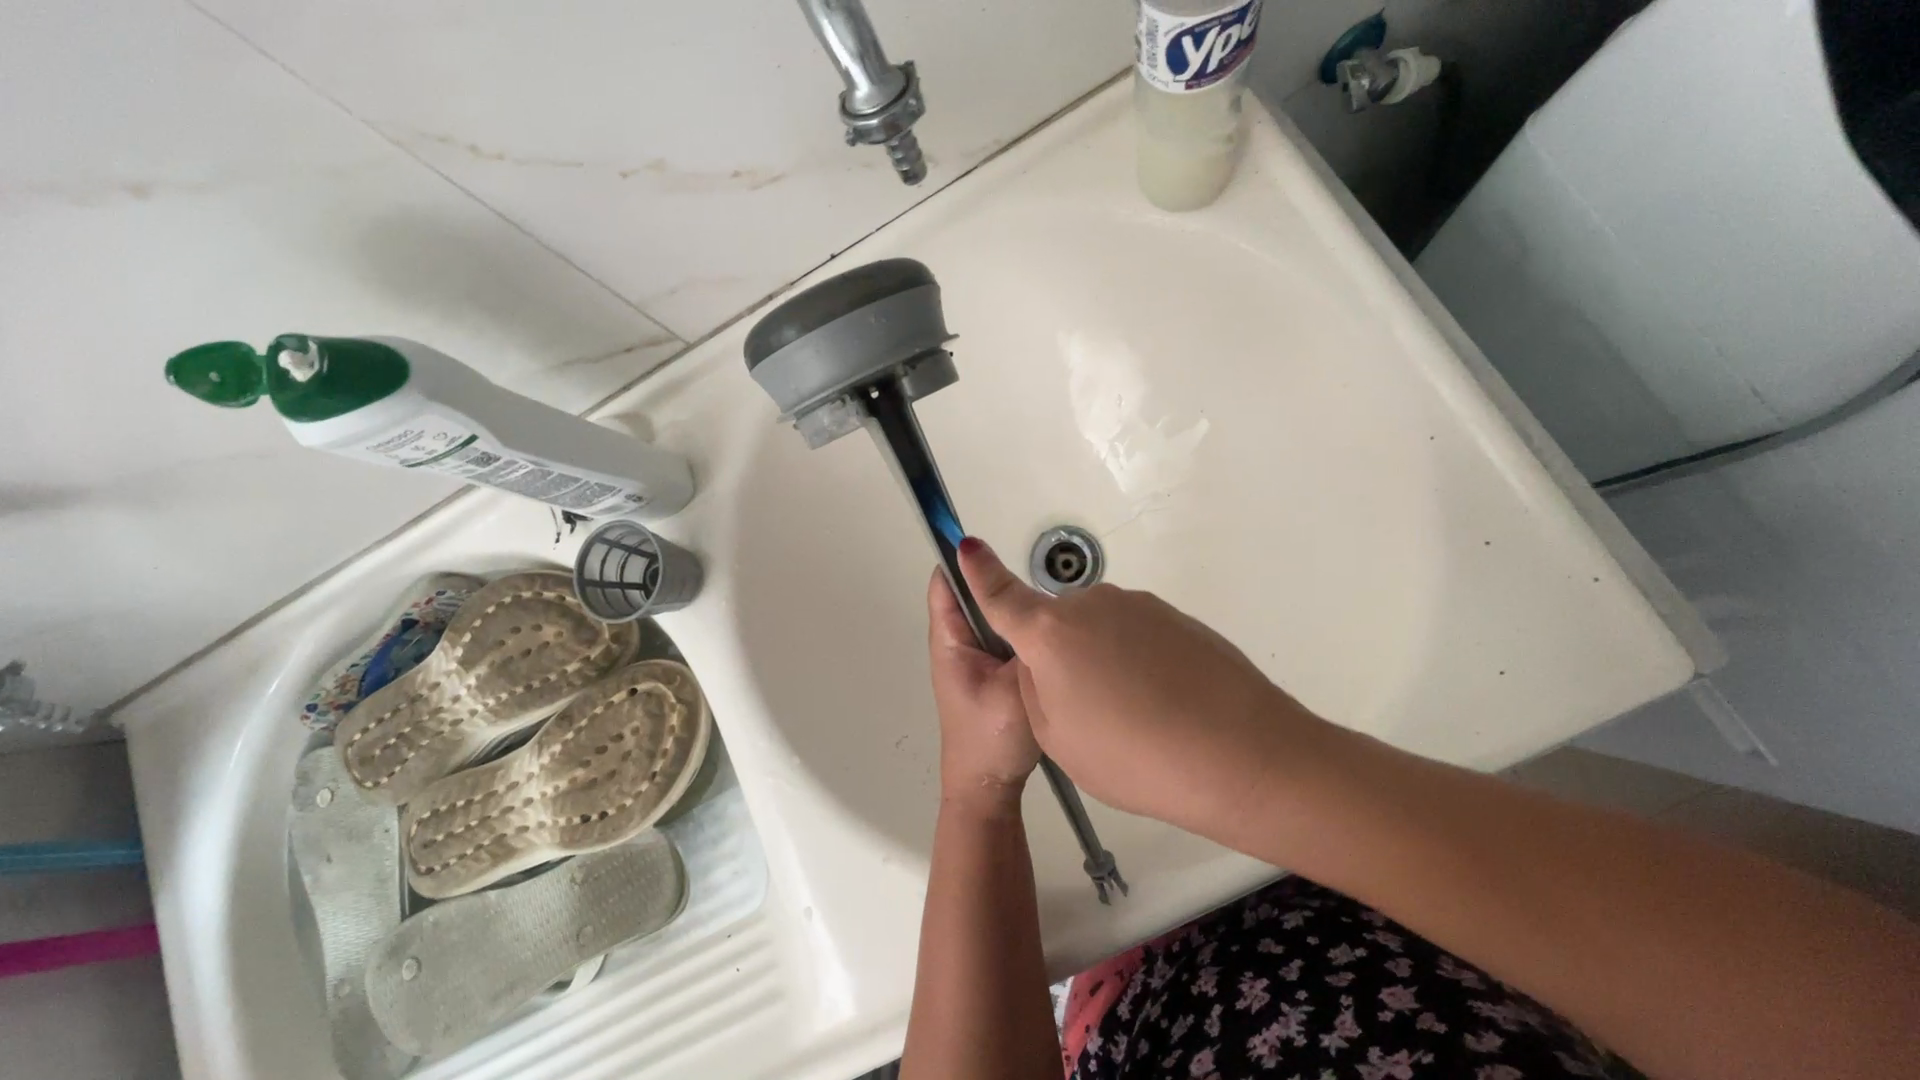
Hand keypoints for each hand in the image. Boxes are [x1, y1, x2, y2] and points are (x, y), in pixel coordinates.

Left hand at [926, 568, 1041, 812]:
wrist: (989, 789)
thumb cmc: (994, 737)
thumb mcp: (1017, 687)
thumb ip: (1028, 645)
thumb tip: (1044, 610)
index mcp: (950, 640)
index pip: (947, 582)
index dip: (965, 559)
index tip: (997, 546)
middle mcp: (957, 643)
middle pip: (975, 597)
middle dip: (1003, 585)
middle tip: (1044, 583)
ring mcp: (974, 660)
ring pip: (994, 620)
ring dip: (1017, 612)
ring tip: (1055, 608)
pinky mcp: (992, 675)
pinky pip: (1006, 641)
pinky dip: (1023, 635)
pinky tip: (1051, 640)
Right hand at [956, 537, 1331, 834]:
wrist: (1242, 754)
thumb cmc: (1133, 757)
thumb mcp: (1058, 738)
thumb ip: (1036, 688)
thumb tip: (1046, 660)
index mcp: (1052, 633)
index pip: (1002, 596)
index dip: (979, 573)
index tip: (964, 544)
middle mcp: (1093, 605)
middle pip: (1057, 623)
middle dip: (1059, 657)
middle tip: (1087, 714)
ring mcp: (1141, 607)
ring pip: (1100, 631)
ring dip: (1104, 662)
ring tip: (1136, 718)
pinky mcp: (1178, 617)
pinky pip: (1139, 636)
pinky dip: (1140, 663)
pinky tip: (1166, 706)